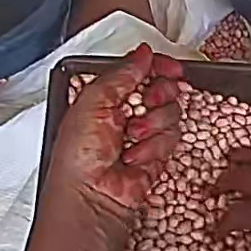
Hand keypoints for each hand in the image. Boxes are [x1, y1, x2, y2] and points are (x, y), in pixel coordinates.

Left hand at [45, 44, 183, 248]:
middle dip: (159, 95)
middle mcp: (128, 112)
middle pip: (163, 89)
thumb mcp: (92, 102)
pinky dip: (155, 146)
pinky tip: (136, 156)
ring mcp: (145, 133)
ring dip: (154, 124)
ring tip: (133, 137)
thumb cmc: (79, 158)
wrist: (91, 195)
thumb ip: (120, 75)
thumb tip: (143, 54)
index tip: (170, 68)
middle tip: (148, 102)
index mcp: (107, 95)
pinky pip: (172, 138)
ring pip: (171, 113)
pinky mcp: (158, 153)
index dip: (158, 66)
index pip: (141, 70)